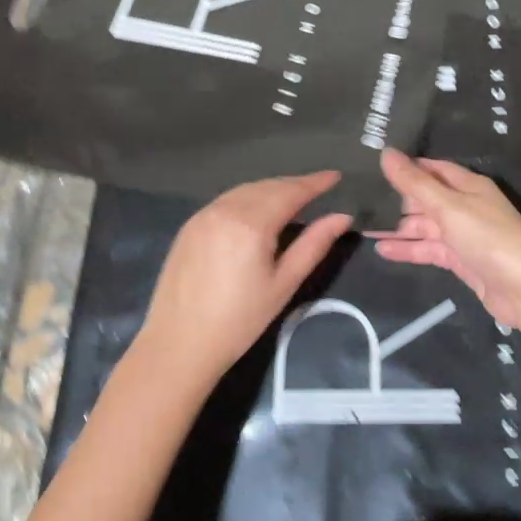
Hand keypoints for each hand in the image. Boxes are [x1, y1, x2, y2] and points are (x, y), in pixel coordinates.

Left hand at [138, 171, 352, 382]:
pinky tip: (257, 211)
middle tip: (318, 189)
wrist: (179, 344)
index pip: (290, 192)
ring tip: (292, 198)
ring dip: (271, 189)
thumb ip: (314, 245)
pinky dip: (248, 199)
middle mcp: (225, 209)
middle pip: (267, 186)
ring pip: (245, 191)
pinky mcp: (189, 225)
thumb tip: (342, 217)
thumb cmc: (239, 321)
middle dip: (294, 185)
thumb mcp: (284, 284)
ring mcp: (203, 215)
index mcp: (251, 223)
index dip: (315, 183)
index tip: (336, 176)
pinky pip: (226, 201)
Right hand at [370, 150, 520, 327]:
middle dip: (397, 201)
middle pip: (427, 199)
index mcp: (468, 185)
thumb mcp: (448, 206)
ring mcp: (464, 235)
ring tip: (363, 227)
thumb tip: (387, 153)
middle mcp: (466, 206)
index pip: (433, 169)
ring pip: (425, 226)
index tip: (374, 167)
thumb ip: (415, 183)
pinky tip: (383, 250)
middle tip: (361, 200)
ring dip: (398, 228)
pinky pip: (429, 249)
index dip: (407, 168)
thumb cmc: (487, 237)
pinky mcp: (461, 260)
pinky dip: (408, 249)